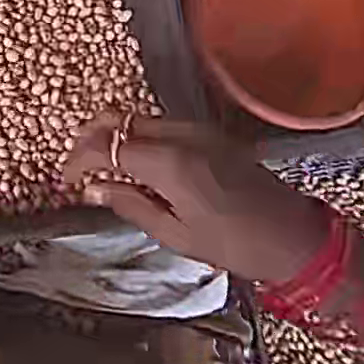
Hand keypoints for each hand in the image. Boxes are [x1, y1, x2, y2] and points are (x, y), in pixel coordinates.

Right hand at [63, 114, 329, 282]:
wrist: (296, 237)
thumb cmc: (234, 245)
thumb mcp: (175, 234)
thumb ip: (130, 204)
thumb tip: (94, 189)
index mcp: (169, 163)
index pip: (106, 145)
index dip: (78, 159)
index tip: (66, 179)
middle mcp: (180, 134)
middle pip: (116, 118)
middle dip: (88, 139)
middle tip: (77, 167)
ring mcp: (196, 129)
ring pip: (135, 118)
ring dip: (111, 136)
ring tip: (100, 168)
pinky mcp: (207, 133)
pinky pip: (157, 124)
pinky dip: (134, 137)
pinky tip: (131, 163)